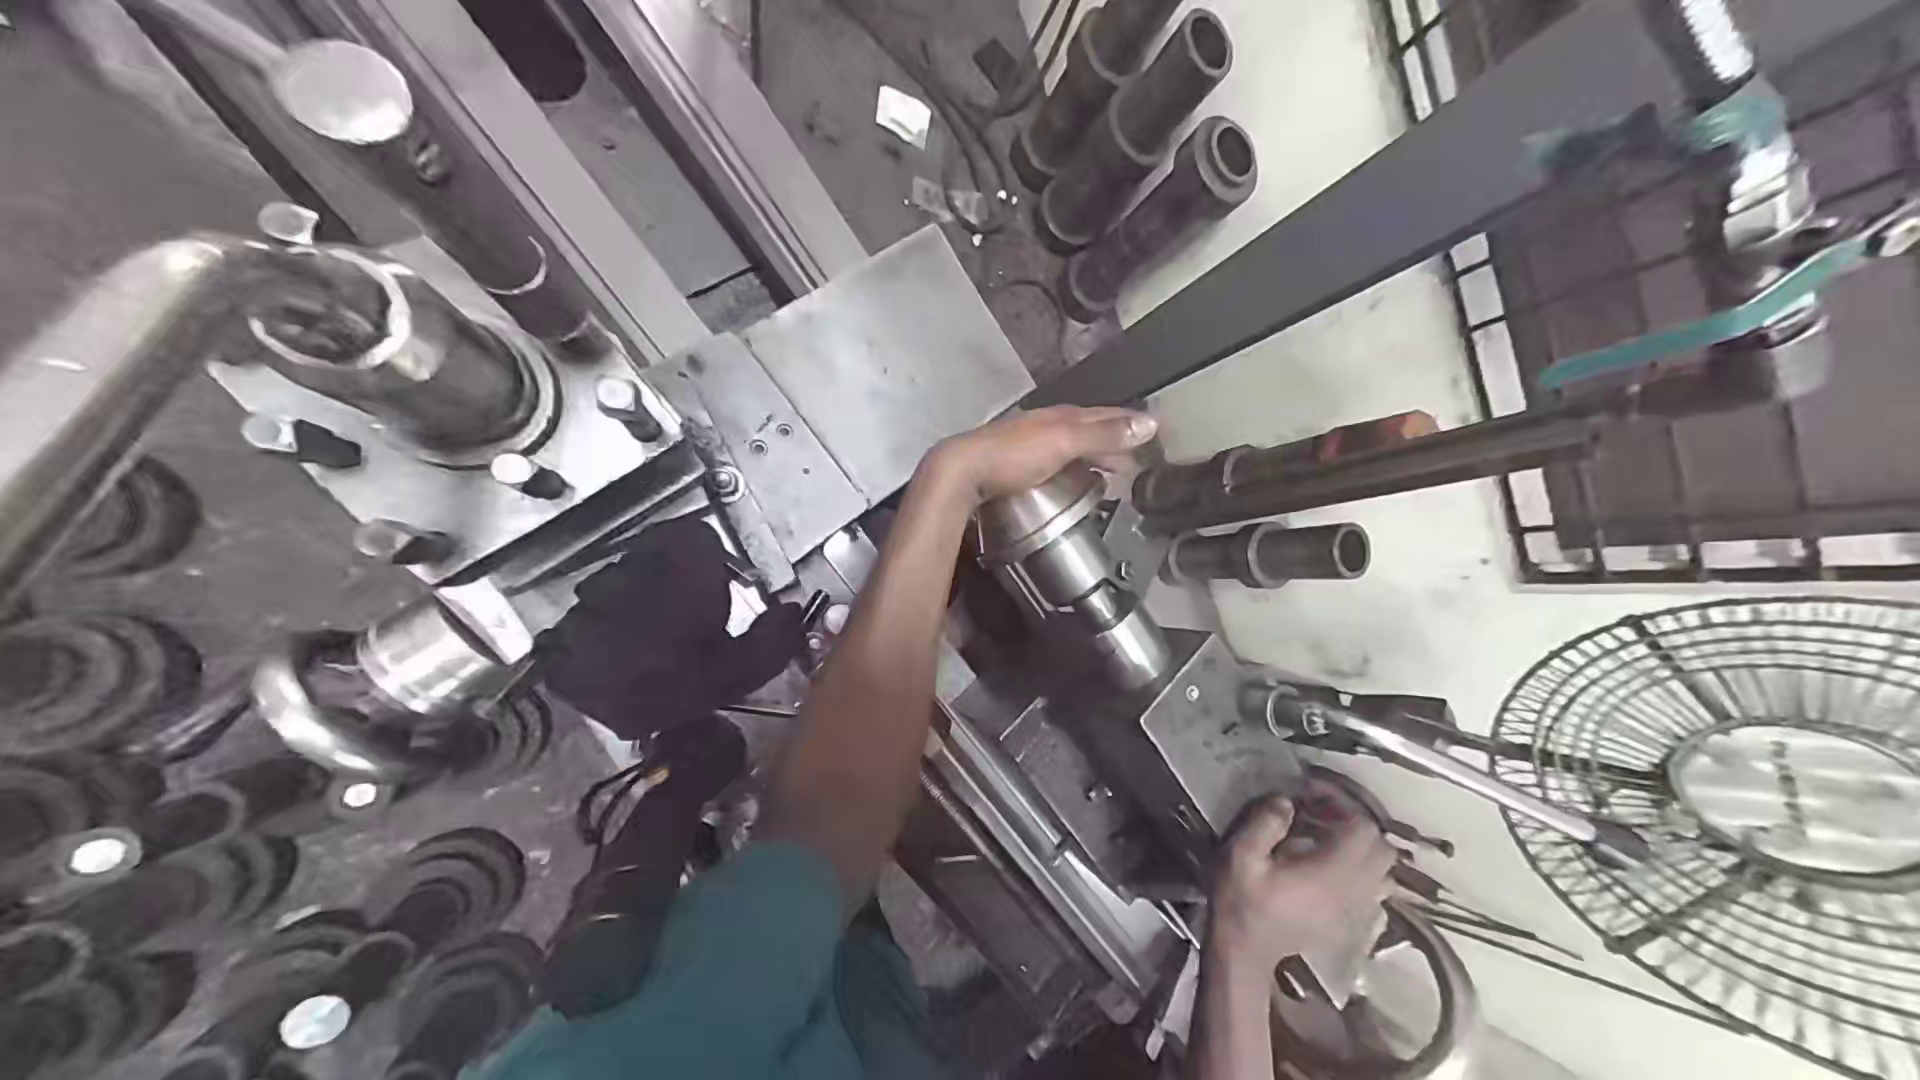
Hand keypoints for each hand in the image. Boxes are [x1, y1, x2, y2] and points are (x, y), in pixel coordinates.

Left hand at [926, 406, 1157, 507]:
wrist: (963, 473)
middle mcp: (1045, 424)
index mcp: (1060, 416)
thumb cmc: (1013, 456)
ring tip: (1110, 471)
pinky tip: (1071, 480)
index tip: (1153, 432)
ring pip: (1070, 444)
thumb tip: (1148, 423)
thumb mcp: (1064, 442)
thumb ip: (1103, 434)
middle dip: (1114, 439)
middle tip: (1137, 457)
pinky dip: (1071, 467)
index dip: (1129, 423)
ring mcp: (1027, 444)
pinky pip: (1053, 461)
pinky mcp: (1013, 465)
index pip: (1104, 415)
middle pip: (1088, 429)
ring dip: (1093, 454)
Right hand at [1209, 783, 1397, 968]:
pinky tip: (1329, 866)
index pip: (1363, 829)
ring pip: (1383, 870)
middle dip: (1354, 823)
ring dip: (1361, 847)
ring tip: (1325, 837)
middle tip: (1319, 813)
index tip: (1311, 793)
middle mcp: (1354, 890)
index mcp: (1331, 873)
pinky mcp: (1354, 921)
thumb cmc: (1242, 902)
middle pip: (1381, 848)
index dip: (1342, 804)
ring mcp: (1358, 910)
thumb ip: (1264, 823)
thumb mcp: (1241, 855)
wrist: (1246, 950)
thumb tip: (1286, 801)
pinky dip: (1361, 870)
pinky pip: (1375, 889)